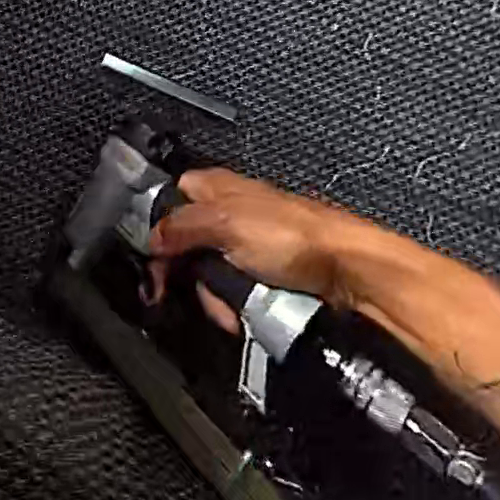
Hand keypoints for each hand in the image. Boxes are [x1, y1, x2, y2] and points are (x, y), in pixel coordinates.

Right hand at [147, 169, 359, 331]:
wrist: (346, 271)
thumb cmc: (292, 236)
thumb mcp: (224, 223)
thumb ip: (181, 226)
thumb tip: (153, 239)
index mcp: (216, 187)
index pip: (171, 198)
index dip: (161, 227)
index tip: (157, 257)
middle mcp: (228, 212)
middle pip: (185, 244)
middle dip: (189, 274)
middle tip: (200, 287)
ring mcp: (244, 245)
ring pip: (207, 274)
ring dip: (214, 296)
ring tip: (232, 305)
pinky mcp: (261, 274)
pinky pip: (231, 292)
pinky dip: (233, 306)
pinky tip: (244, 313)